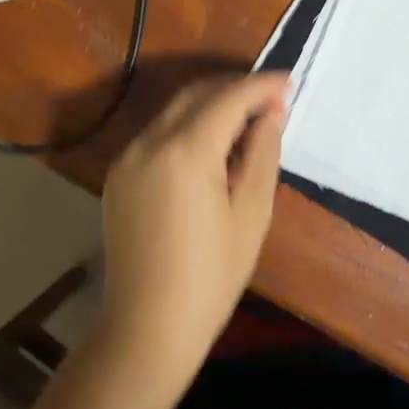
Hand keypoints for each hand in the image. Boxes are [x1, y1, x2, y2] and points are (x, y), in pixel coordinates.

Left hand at [99, 73, 289, 378]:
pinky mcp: (118, 177)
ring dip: (211, 104)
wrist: (148, 327)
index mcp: (186, 151)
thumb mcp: (252, 213)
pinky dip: (187, 127)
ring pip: (174, 111)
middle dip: (236, 88)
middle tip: (272, 96)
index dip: (262, 85)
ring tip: (248, 119)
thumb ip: (263, 154)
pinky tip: (212, 146)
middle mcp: (150, 143)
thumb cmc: (212, 275)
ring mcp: (128, 159)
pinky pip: (157, 135)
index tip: (290, 80)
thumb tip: (271, 114)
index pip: (230, 98)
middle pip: (197, 93)